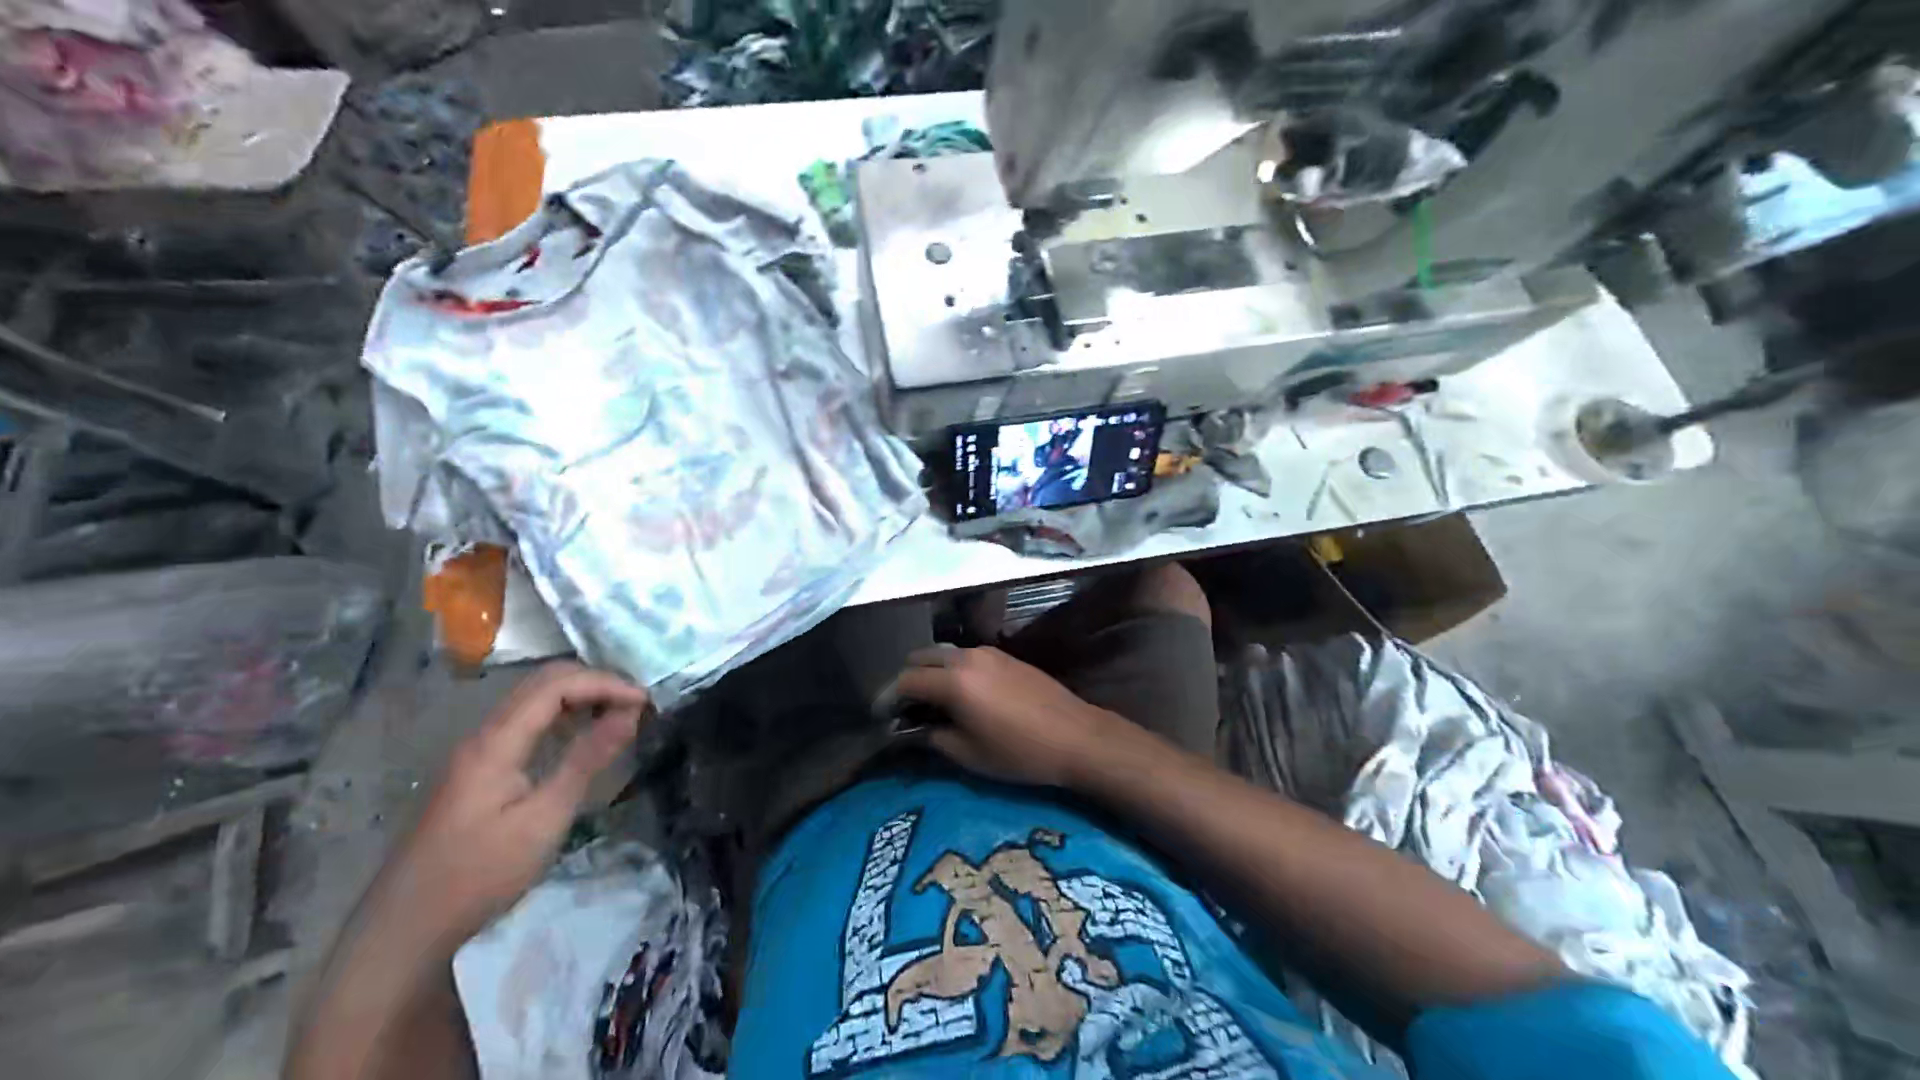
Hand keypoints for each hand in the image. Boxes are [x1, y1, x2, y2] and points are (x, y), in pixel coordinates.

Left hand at [366, 661, 650, 950]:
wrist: (407, 929)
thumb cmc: (480, 875)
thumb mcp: (544, 819)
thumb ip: (586, 760)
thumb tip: (630, 713)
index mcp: (495, 742)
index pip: (555, 686)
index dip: (604, 683)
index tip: (645, 700)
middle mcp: (483, 735)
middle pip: (542, 683)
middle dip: (594, 682)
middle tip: (637, 701)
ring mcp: (478, 752)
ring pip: (533, 701)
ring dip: (579, 697)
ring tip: (620, 712)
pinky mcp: (479, 770)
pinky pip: (527, 724)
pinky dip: (562, 718)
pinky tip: (584, 735)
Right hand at [889, 645, 1131, 788]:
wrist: (1077, 737)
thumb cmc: (1019, 753)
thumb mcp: (969, 755)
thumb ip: (932, 737)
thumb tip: (911, 730)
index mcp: (953, 682)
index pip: (905, 681)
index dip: (888, 700)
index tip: (882, 718)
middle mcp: (966, 658)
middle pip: (920, 658)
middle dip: (906, 680)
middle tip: (906, 710)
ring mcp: (988, 653)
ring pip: (944, 654)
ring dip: (930, 672)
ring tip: (933, 703)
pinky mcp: (1005, 656)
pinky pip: (966, 657)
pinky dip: (952, 670)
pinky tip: (961, 696)